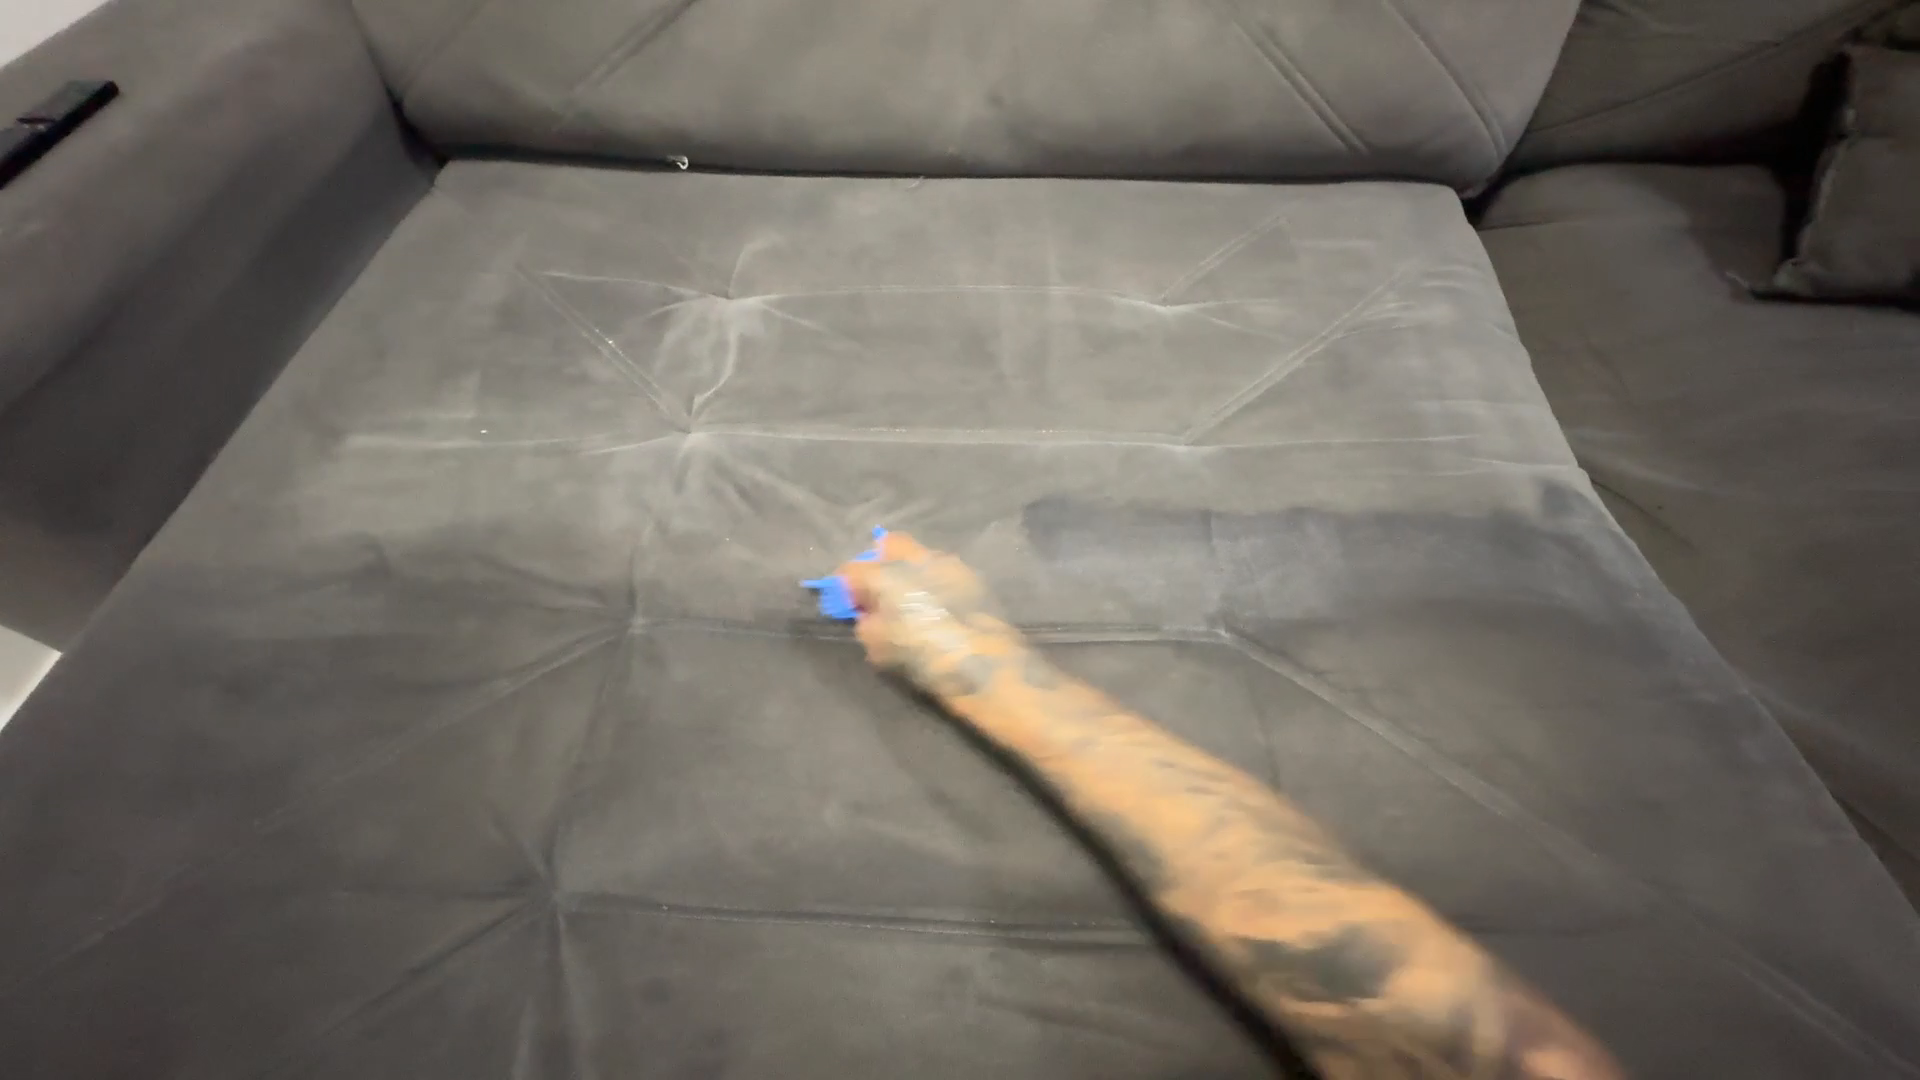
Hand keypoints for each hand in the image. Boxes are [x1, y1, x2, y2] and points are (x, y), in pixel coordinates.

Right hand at [834, 532, 1031, 699]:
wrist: (981, 662)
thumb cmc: (923, 654)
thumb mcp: (879, 647)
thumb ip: (868, 623)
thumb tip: (869, 614)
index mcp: (886, 575)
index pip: (853, 568)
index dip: (848, 584)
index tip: (852, 601)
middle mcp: (917, 558)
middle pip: (890, 546)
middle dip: (882, 564)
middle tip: (881, 592)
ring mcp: (948, 563)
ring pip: (920, 556)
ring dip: (912, 571)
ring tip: (914, 600)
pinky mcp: (972, 576)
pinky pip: (943, 570)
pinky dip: (935, 581)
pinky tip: (939, 605)